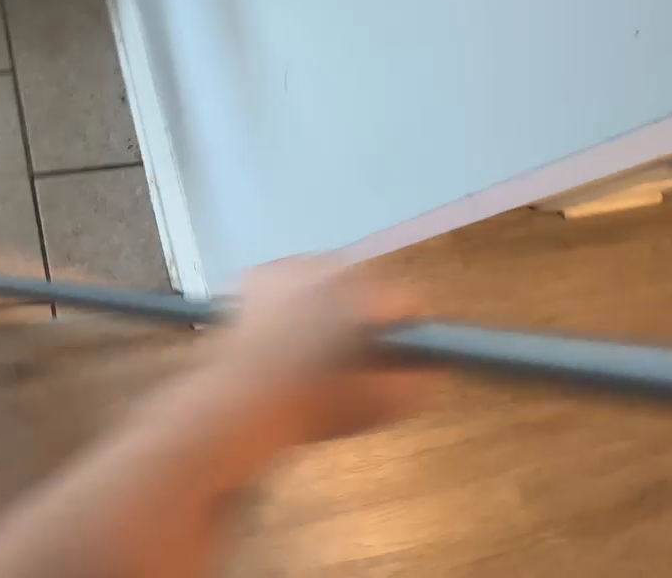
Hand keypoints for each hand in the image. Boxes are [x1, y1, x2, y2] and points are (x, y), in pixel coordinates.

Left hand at [205, 253, 441, 445]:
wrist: (240, 400)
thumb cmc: (312, 406)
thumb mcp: (378, 405)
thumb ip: (417, 382)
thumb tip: (431, 367)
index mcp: (358, 294)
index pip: (405, 297)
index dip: (407, 327)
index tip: (400, 352)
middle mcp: (322, 267)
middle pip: (362, 283)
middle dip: (363, 310)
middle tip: (354, 349)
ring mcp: (283, 266)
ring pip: (323, 277)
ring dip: (328, 300)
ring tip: (317, 340)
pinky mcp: (255, 274)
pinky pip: (288, 280)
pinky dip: (293, 297)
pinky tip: (286, 328)